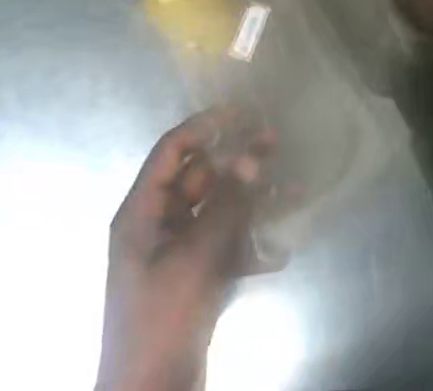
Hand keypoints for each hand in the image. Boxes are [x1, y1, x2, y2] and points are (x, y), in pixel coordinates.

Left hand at [97, 108, 274, 390]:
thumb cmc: (160, 320)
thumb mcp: (193, 260)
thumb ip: (225, 206)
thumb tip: (251, 156)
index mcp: (141, 215)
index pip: (171, 152)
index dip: (203, 126)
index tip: (241, 111)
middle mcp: (158, 226)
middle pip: (200, 178)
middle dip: (237, 161)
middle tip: (276, 140)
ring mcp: (179, 253)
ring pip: (219, 210)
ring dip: (252, 201)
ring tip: (291, 190)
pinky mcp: (197, 278)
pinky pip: (228, 245)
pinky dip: (251, 244)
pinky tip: (280, 251)